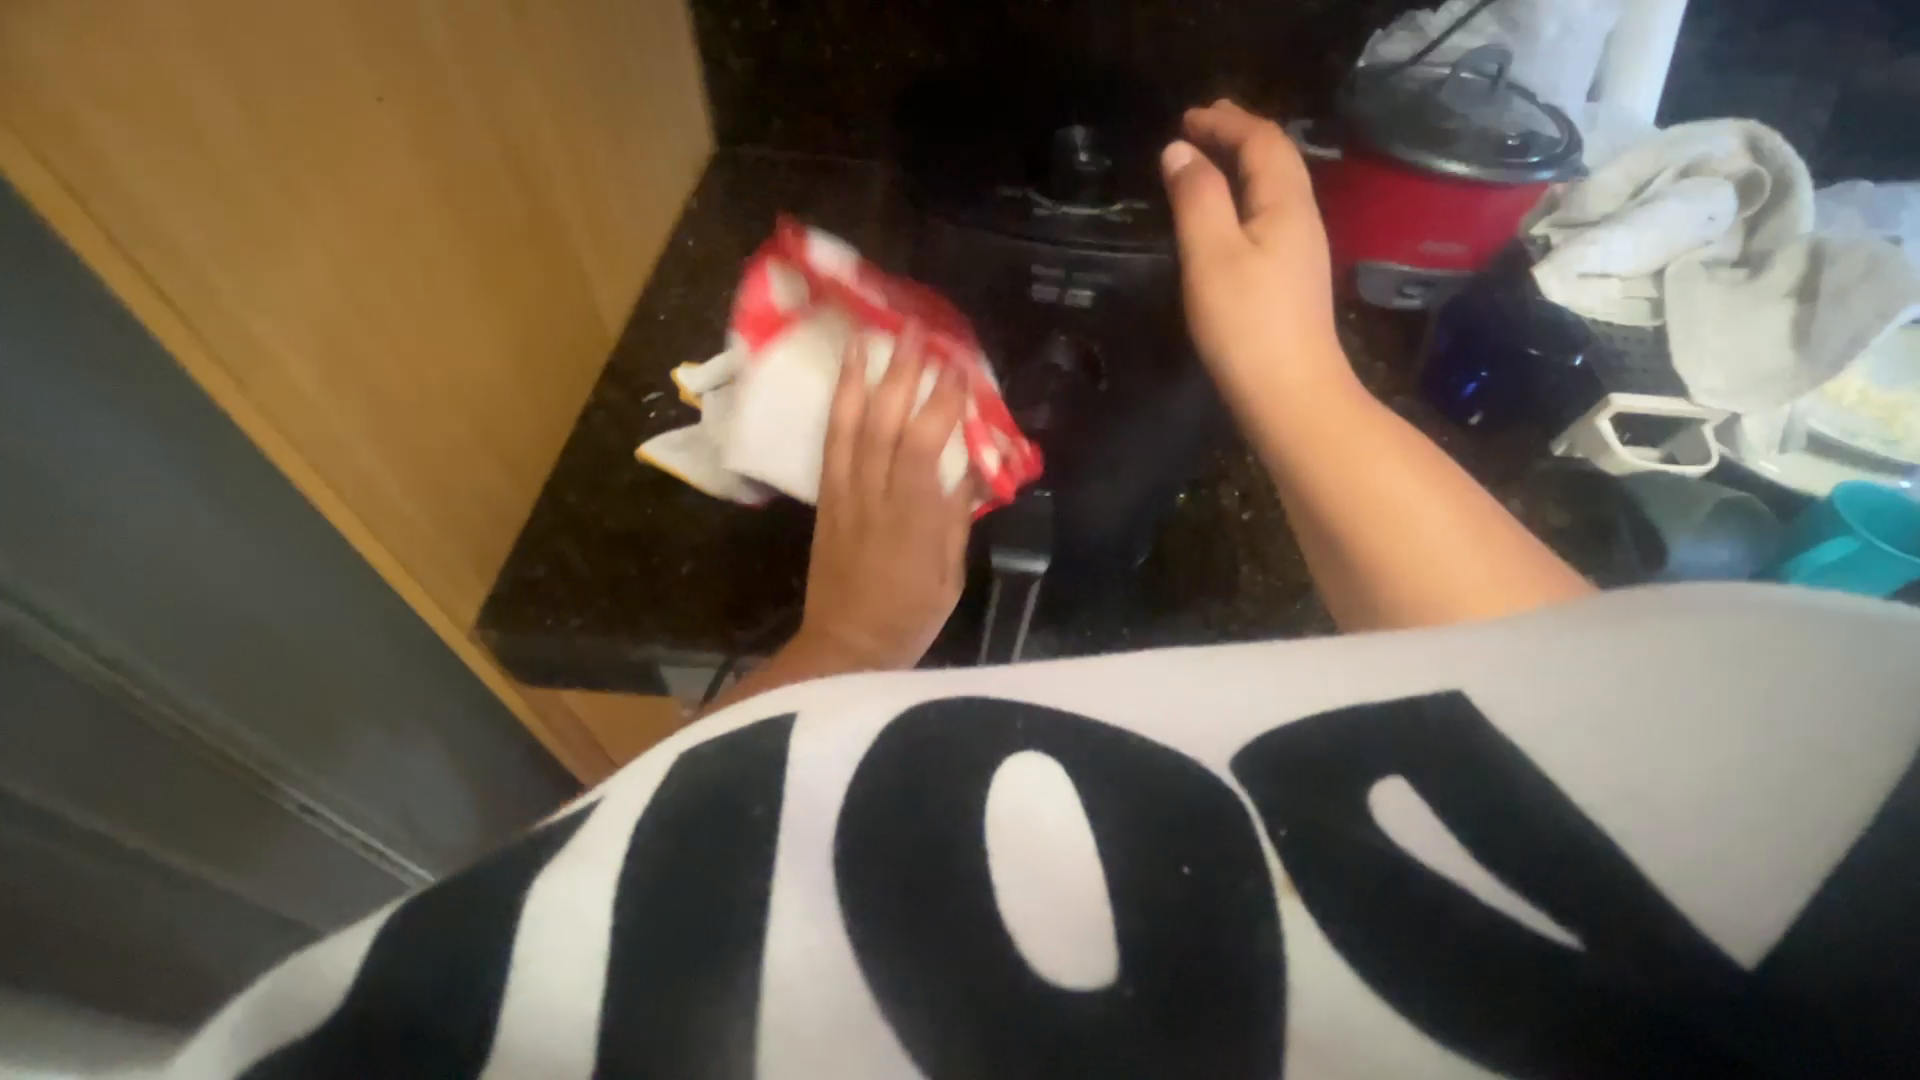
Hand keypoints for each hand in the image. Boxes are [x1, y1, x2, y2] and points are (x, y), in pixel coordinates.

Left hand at [795, 321, 973, 671]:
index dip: (942, 402)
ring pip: (850, 427)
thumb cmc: (910, 615)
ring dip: (860, 379)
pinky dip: (838, 410)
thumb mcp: (949, 573)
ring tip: (867, 338)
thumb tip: (973, 466)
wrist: (846, 645)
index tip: (958, 367)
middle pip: (885, 424)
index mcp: (913, 518)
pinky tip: (844, 384)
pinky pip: (830, 446)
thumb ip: (958, 516)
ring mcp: (843, 495)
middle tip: (915, 330)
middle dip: (901, 373)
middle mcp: (874, 496)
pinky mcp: (825, 500)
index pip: (925, 445)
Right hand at [1161, 101, 1347, 390]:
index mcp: (1284, 204)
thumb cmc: (1246, 325)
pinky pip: (1270, 218)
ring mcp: (1301, 252)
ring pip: (1276, 189)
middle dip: (1239, 136)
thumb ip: (1197, 198)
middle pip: (1277, 159)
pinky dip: (1245, 199)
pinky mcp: (1292, 281)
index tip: (1186, 117)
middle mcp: (1302, 219)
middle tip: (1199, 127)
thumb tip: (1180, 152)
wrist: (1290, 395)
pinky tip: (1226, 218)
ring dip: (1243, 166)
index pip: (1261, 141)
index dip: (1225, 122)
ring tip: (1208, 163)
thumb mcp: (1211, 256)